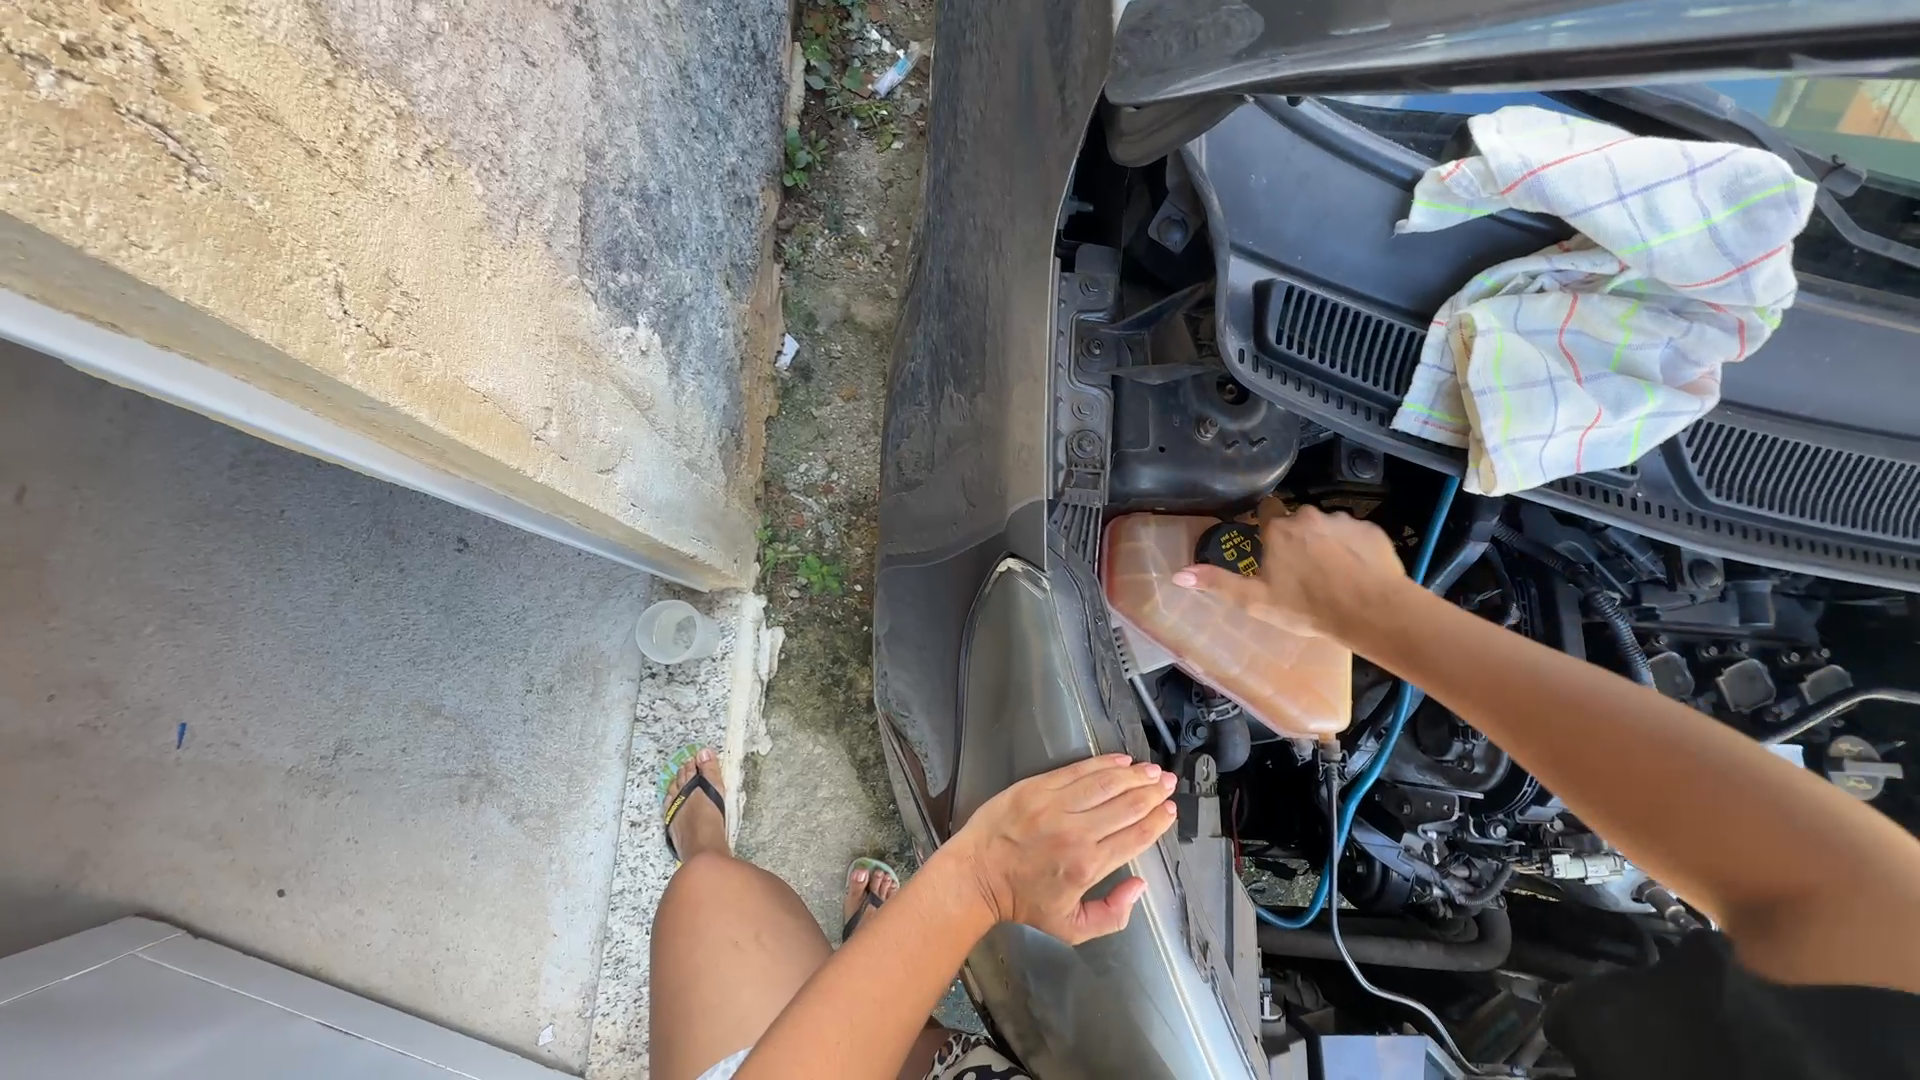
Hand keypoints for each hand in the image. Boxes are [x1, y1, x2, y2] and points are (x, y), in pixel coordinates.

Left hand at [942, 754, 1177, 944]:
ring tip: (1151, 770)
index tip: (1170, 810)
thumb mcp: (1072, 928)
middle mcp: (1075, 832)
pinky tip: (1120, 760)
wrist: (977, 874)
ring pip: (1105, 783)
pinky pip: (1077, 771)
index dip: (1158, 821)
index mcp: (1087, 866)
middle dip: (1152, 793)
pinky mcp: (1036, 787)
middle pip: (1126, 805)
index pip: (1134, 836)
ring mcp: (1054, 805)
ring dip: (1133, 774)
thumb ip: (1113, 915)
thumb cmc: (1024, 901)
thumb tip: (1138, 885)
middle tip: (1169, 783)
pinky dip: (1102, 763)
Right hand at [1170, 505, 1405, 638]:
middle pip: (1298, 520)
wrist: (1372, 612)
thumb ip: (1218, 583)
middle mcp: (1309, 516)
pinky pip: (1356, 535)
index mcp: (1279, 529)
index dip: (1266, 526)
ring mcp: (1343, 521)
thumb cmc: (1308, 607)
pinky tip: (1355, 573)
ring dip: (1326, 543)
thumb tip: (1179, 574)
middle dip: (1298, 537)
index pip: (1266, 510)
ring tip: (1331, 574)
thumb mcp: (1255, 600)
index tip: (1269, 545)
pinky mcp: (1372, 530)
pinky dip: (1353, 549)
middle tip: (1301, 569)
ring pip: (1327, 527)